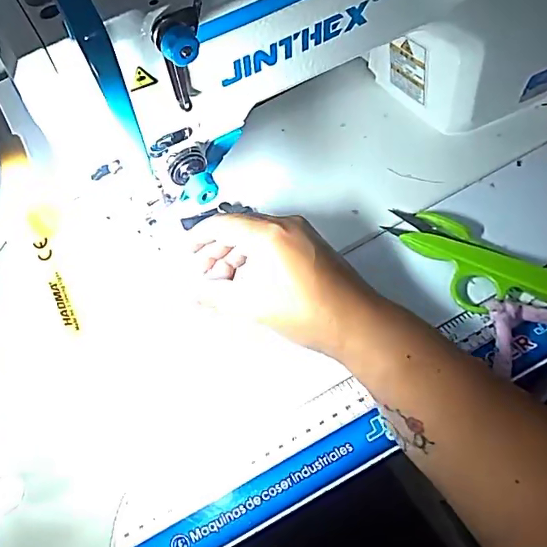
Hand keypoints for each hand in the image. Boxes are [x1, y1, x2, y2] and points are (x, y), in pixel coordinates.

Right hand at [189, 212, 386, 359]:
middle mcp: (287, 227)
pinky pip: (274, 240)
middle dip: (217, 246)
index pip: (224, 224)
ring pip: (257, 233)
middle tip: (203, 266)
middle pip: (240, 226)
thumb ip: (219, 297)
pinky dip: (256, 254)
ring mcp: (302, 234)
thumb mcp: (255, 306)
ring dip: (237, 251)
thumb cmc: (319, 313)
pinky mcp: (310, 245)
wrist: (357, 323)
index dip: (200, 235)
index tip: (189, 246)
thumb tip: (199, 294)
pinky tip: (249, 277)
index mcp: (271, 234)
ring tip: (225, 277)